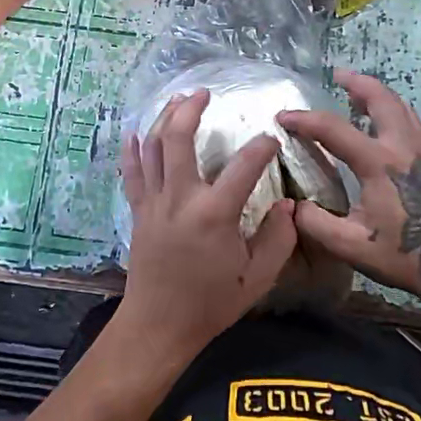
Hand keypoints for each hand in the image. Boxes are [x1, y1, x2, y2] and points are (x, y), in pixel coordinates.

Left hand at [119, 88, 298, 357]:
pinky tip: (136, 131)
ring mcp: (154, 204)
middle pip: (178, 140)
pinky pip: (132, 173)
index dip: (262, 147)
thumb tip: (289, 206)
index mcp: (214, 215)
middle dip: (191, 111)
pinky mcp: (139, 212)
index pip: (244, 166)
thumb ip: (279, 238)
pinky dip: (133, 150)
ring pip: (152, 149)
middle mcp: (180, 200)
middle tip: (205, 93)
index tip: (272, 140)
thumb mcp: (258, 277)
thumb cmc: (211, 303)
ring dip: (164, 119)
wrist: (159, 326)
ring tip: (178, 99)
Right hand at [277, 70, 420, 298]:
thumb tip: (294, 205)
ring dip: (378, 94)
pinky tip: (386, 126)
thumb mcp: (351, 246)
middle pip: (381, 98)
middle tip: (337, 76)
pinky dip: (394, 111)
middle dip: (356, 82)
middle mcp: (404, 146)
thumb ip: (316, 224)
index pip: (333, 128)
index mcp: (379, 162)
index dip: (304, 119)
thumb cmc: (404, 256)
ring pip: (401, 106)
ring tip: (358, 95)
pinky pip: (413, 122)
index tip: (283, 116)